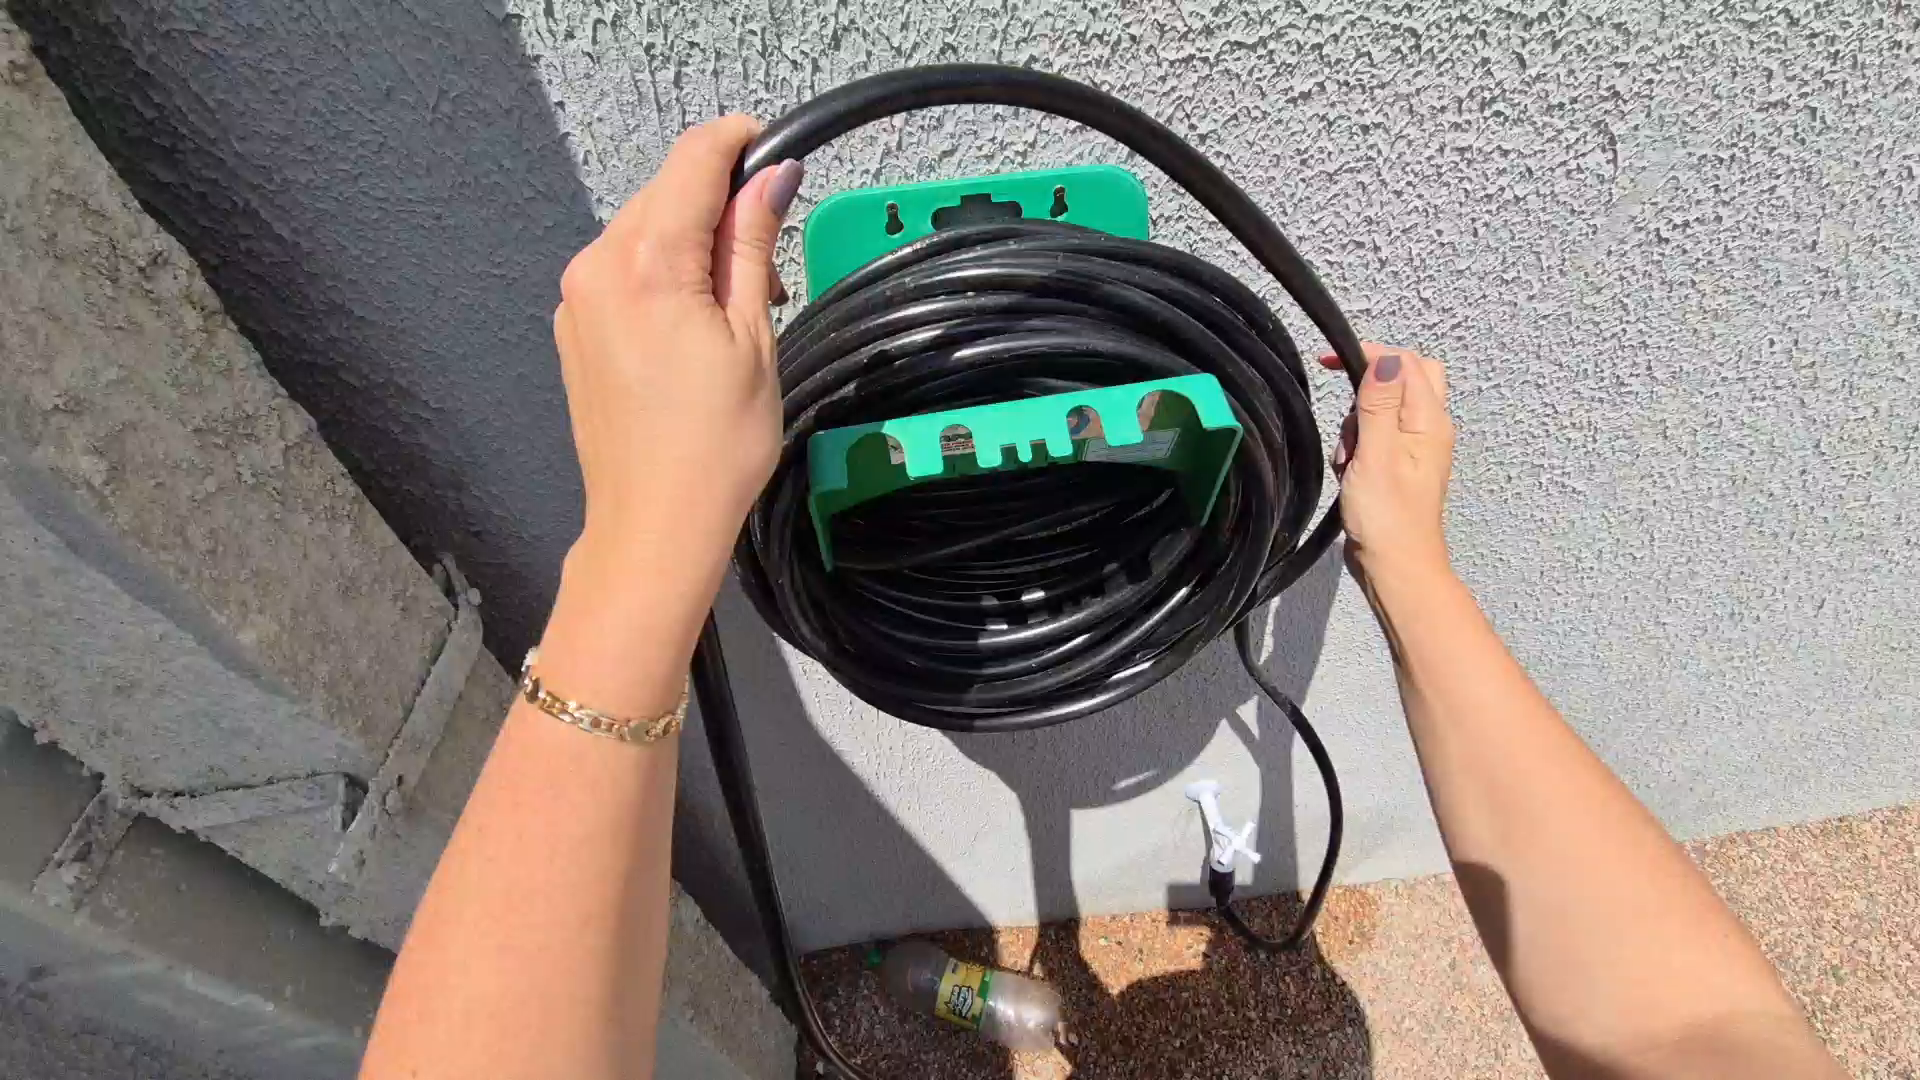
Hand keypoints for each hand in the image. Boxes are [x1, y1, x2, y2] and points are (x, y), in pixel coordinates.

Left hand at [553, 115, 803, 568]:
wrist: (655, 524)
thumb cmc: (716, 446)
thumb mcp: (753, 340)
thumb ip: (752, 249)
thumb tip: (771, 179)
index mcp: (646, 265)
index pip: (690, 165)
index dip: (735, 143)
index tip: (770, 148)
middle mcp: (595, 268)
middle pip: (663, 197)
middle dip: (718, 208)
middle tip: (770, 262)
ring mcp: (576, 300)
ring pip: (642, 235)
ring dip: (693, 248)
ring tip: (739, 308)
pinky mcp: (575, 330)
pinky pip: (623, 274)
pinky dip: (664, 278)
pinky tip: (695, 325)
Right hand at [1318, 342, 1454, 587]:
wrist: (1393, 563)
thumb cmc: (1386, 516)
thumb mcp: (1376, 454)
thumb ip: (1378, 406)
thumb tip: (1383, 360)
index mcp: (1429, 421)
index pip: (1404, 364)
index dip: (1368, 355)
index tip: (1326, 362)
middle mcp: (1428, 428)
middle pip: (1401, 381)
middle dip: (1364, 391)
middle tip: (1348, 420)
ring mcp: (1414, 447)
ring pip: (1382, 410)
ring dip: (1356, 426)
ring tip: (1349, 460)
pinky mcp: (1398, 464)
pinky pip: (1374, 437)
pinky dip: (1357, 447)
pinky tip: (1350, 471)